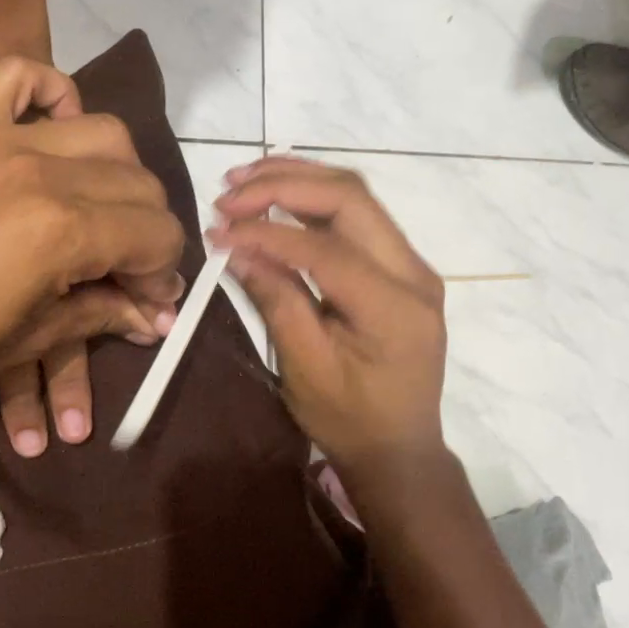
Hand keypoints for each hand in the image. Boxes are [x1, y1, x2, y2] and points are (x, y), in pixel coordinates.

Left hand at [0, 58, 182, 457]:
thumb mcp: (28, 338)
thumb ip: (101, 313)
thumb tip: (151, 314)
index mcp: (62, 231)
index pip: (155, 234)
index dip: (162, 273)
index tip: (148, 300)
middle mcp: (43, 171)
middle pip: (138, 182)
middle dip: (148, 228)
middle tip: (127, 266)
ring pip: (99, 130)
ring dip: (116, 171)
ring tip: (98, 207)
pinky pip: (18, 79)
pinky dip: (46, 92)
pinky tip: (50, 129)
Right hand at [209, 158, 446, 471]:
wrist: (399, 449)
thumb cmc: (349, 418)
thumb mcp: (305, 368)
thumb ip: (276, 301)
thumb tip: (236, 249)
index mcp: (393, 306)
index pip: (323, 247)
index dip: (264, 232)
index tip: (215, 230)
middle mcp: (413, 273)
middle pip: (349, 198)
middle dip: (283, 184)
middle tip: (227, 192)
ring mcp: (410, 265)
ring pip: (354, 196)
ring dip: (297, 179)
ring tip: (243, 178)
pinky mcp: (397, 266)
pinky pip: (355, 215)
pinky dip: (311, 198)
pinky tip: (273, 196)